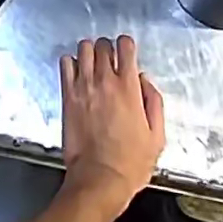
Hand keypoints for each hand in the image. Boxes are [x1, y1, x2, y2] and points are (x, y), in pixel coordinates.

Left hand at [58, 36, 164, 218]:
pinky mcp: (68, 93)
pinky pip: (65, 62)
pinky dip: (71, 62)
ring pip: (84, 47)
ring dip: (90, 52)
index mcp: (128, 89)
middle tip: (110, 62)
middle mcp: (104, 81)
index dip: (127, 45)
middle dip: (108, 49)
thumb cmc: (129, 162)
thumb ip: (154, 102)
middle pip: (103, 44)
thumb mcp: (157, 137)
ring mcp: (84, 85)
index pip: (125, 46)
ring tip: (93, 65)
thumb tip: (145, 80)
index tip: (127, 52)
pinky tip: (77, 74)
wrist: (100, 177)